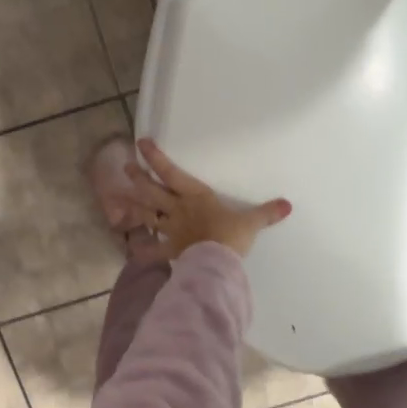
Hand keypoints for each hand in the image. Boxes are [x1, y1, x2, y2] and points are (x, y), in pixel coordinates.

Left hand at [124, 139, 291, 258]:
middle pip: (152, 190)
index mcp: (195, 196)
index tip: (141, 144)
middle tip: (126, 167)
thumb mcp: (250, 223)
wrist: (217, 263)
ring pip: (148, 214)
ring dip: (134, 206)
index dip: (155, 157)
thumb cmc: (231, 236)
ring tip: (119, 198)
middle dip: (139, 178)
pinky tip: (132, 251)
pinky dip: (142, 251)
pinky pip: (153, 251)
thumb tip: (287, 205)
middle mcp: (178, 209)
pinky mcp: (170, 250)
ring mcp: (171, 230)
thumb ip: (266, 213)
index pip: (171, 172)